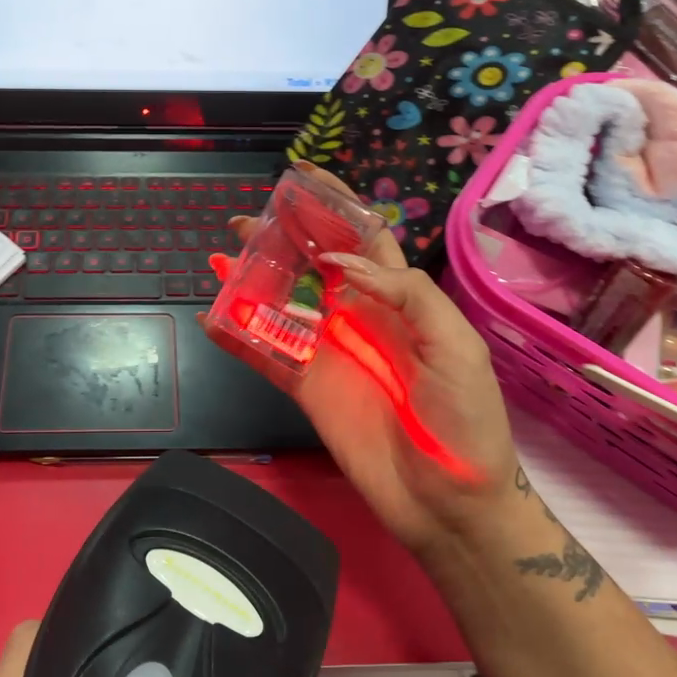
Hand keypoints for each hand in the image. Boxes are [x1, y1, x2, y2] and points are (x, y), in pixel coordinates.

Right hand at [201, 164, 519, 555]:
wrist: (449, 500)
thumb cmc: (464, 416)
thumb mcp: (454, 343)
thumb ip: (403, 293)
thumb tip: (337, 261)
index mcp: (397, 298)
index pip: (362, 238)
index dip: (334, 205)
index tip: (301, 176)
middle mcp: (356, 315)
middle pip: (311, 263)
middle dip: (282, 235)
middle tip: (245, 219)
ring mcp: (326, 351)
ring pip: (281, 302)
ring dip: (251, 278)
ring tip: (223, 256)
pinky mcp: (304, 387)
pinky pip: (264, 354)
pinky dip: (236, 335)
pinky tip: (212, 316)